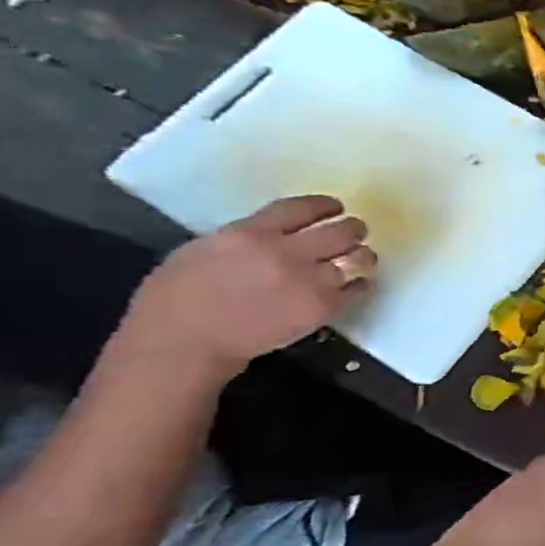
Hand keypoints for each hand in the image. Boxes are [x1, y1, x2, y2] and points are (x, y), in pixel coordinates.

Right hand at [114, 195, 376, 379]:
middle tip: (357, 230)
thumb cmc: (181, 295)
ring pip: (357, 259)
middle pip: (340, 231)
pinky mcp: (324, 307)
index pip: (301, 208)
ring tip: (362, 256)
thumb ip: (249, 236)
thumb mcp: (207, 247)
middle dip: (353, 228)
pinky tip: (356, 283)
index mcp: (252, 233)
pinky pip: (356, 289)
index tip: (334, 206)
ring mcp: (309, 281)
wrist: (189, 340)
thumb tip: (279, 233)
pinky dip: (360, 283)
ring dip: (363, 255)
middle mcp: (287, 253)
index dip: (324, 205)